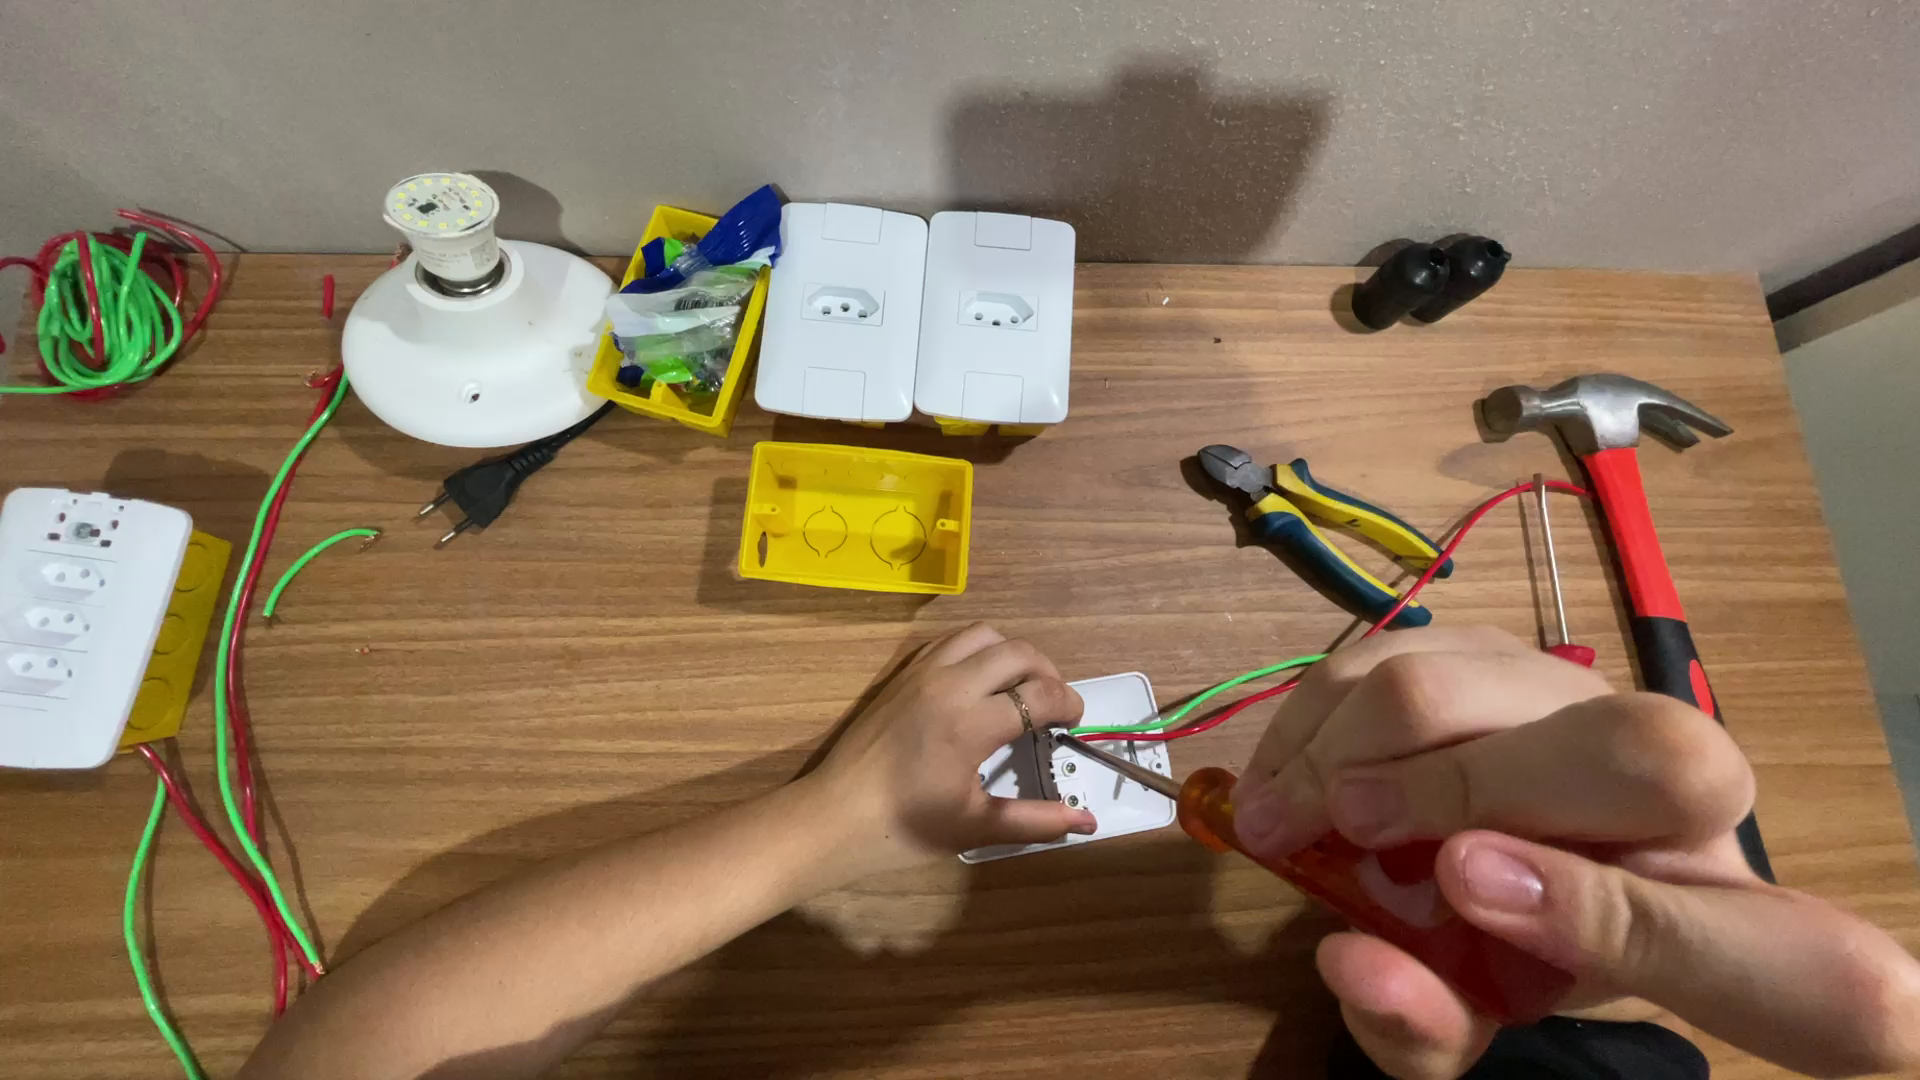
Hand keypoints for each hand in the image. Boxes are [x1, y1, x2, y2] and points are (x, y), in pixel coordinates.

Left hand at [810, 623, 1095, 875]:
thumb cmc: (904, 827)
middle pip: (1018, 652)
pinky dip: (976, 649)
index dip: (1069, 703)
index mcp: (971, 723)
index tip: (1075, 720)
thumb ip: (1036, 820)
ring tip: (1019, 685)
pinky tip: (978, 679)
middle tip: (1054, 703)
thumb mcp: (975, 826)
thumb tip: (1088, 821)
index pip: (1040, 694)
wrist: (835, 815)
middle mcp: (951, 684)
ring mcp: (923, 671)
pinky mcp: (903, 672)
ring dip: (1012, 653)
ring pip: (983, 635)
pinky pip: (950, 640)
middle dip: (1048, 672)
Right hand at [1229, 626, 1919, 1078]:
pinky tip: (1283, 769)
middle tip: (1335, 827)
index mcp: (1763, 950)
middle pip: (1625, 754)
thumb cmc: (1494, 947)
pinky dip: (1312, 715)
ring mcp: (1587, 697)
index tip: (1461, 889)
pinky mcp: (1487, 650)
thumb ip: (1421, 1020)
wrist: (1489, 839)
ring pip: (1457, 683)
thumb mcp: (1467, 1015)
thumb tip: (1350, 962)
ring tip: (1273, 812)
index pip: (1784, 959)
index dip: (1614, 918)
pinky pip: (1385, 657)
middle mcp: (1703, 792)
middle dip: (1443, 789)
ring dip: (1341, 745)